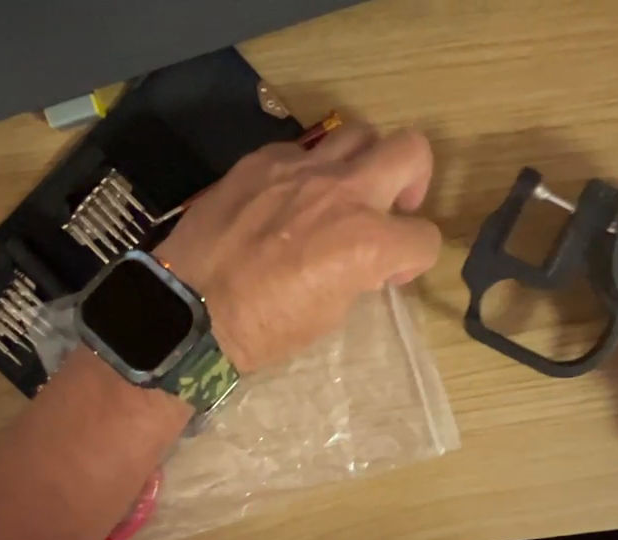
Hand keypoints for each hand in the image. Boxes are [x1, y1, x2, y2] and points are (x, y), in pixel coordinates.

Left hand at [153, 124, 443, 374]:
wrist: (193, 311)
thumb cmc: (266, 329)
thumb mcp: (330, 313)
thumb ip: (359, 274)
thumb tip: (363, 262)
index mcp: (366, 242)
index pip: (424, 238)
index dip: (413, 260)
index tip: (390, 275)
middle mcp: (343, 193)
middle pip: (411, 152)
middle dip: (414, 181)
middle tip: (392, 208)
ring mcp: (301, 169)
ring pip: (360, 134)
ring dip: (364, 163)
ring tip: (343, 196)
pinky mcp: (262, 161)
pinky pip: (304, 149)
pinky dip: (309, 172)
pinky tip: (289, 201)